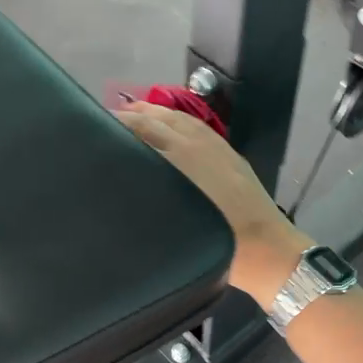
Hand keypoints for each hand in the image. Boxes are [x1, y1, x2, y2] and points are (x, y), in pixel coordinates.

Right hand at [116, 100, 311, 305]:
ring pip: (179, 120)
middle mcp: (196, 144)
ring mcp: (216, 147)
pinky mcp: (229, 154)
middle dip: (133, 115)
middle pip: (159, 119)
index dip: (119, 122)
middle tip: (108, 118)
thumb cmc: (219, 242)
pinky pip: (197, 127)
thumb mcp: (175, 223)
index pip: (143, 127)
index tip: (95, 124)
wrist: (267, 248)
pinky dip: (178, 120)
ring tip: (133, 113)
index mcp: (181, 156)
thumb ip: (151, 190)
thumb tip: (125, 176)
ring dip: (155, 114)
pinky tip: (171, 125)